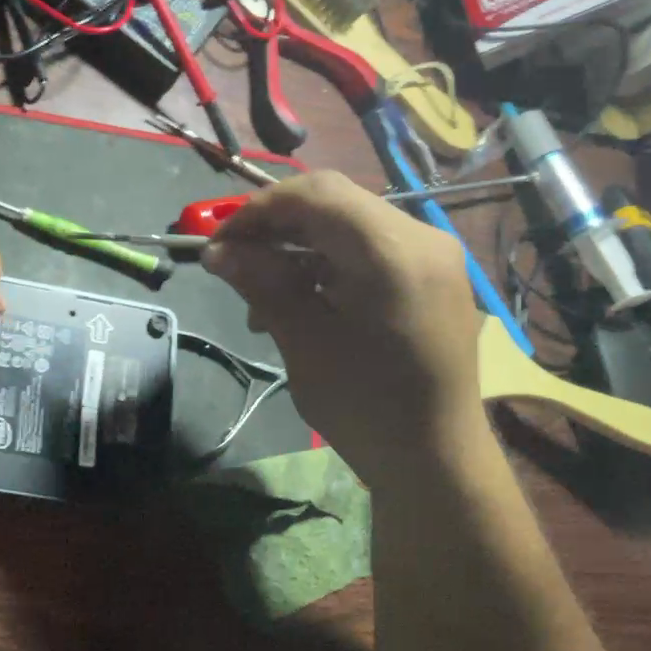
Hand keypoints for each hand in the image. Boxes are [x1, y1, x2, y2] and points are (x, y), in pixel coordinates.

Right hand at [202, 172, 487, 485]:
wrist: (433, 455)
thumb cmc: (363, 404)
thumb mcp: (304, 342)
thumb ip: (263, 284)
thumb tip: (217, 250)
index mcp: (392, 252)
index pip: (316, 194)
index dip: (258, 210)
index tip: (217, 246)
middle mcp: (420, 238)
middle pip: (333, 204)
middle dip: (274, 228)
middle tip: (232, 267)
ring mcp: (431, 256)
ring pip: (347, 225)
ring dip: (295, 249)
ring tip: (262, 301)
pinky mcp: (430, 277)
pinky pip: (367, 250)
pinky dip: (325, 264)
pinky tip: (301, 304)